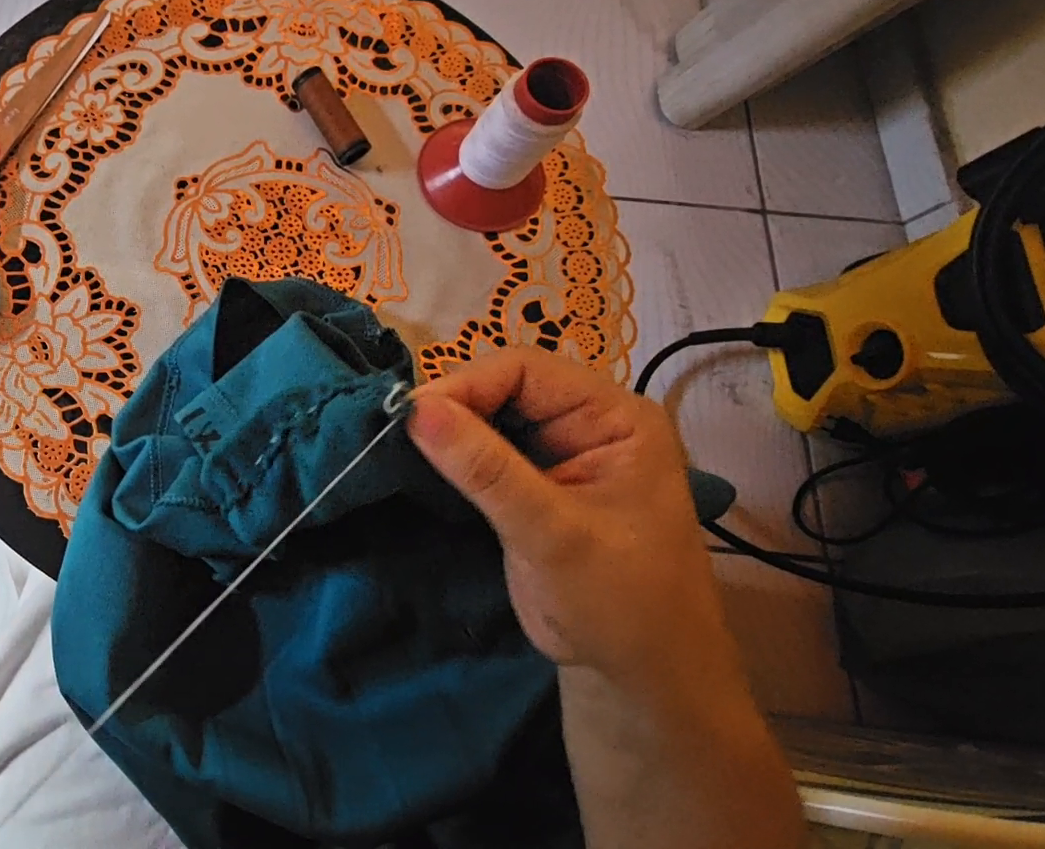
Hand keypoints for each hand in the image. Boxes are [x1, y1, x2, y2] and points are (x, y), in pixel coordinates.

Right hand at [407, 347, 733, 690]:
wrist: (643, 675)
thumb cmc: (620, 604)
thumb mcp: (552, 534)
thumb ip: (485, 468)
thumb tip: (416, 408)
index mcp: (614, 417)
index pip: (525, 369)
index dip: (466, 384)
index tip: (413, 417)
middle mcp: (587, 421)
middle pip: (503, 385)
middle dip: (453, 405)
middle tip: (401, 434)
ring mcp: (558, 450)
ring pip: (487, 415)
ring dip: (447, 429)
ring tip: (404, 447)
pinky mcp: (531, 480)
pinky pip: (483, 448)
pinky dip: (451, 454)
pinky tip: (423, 464)